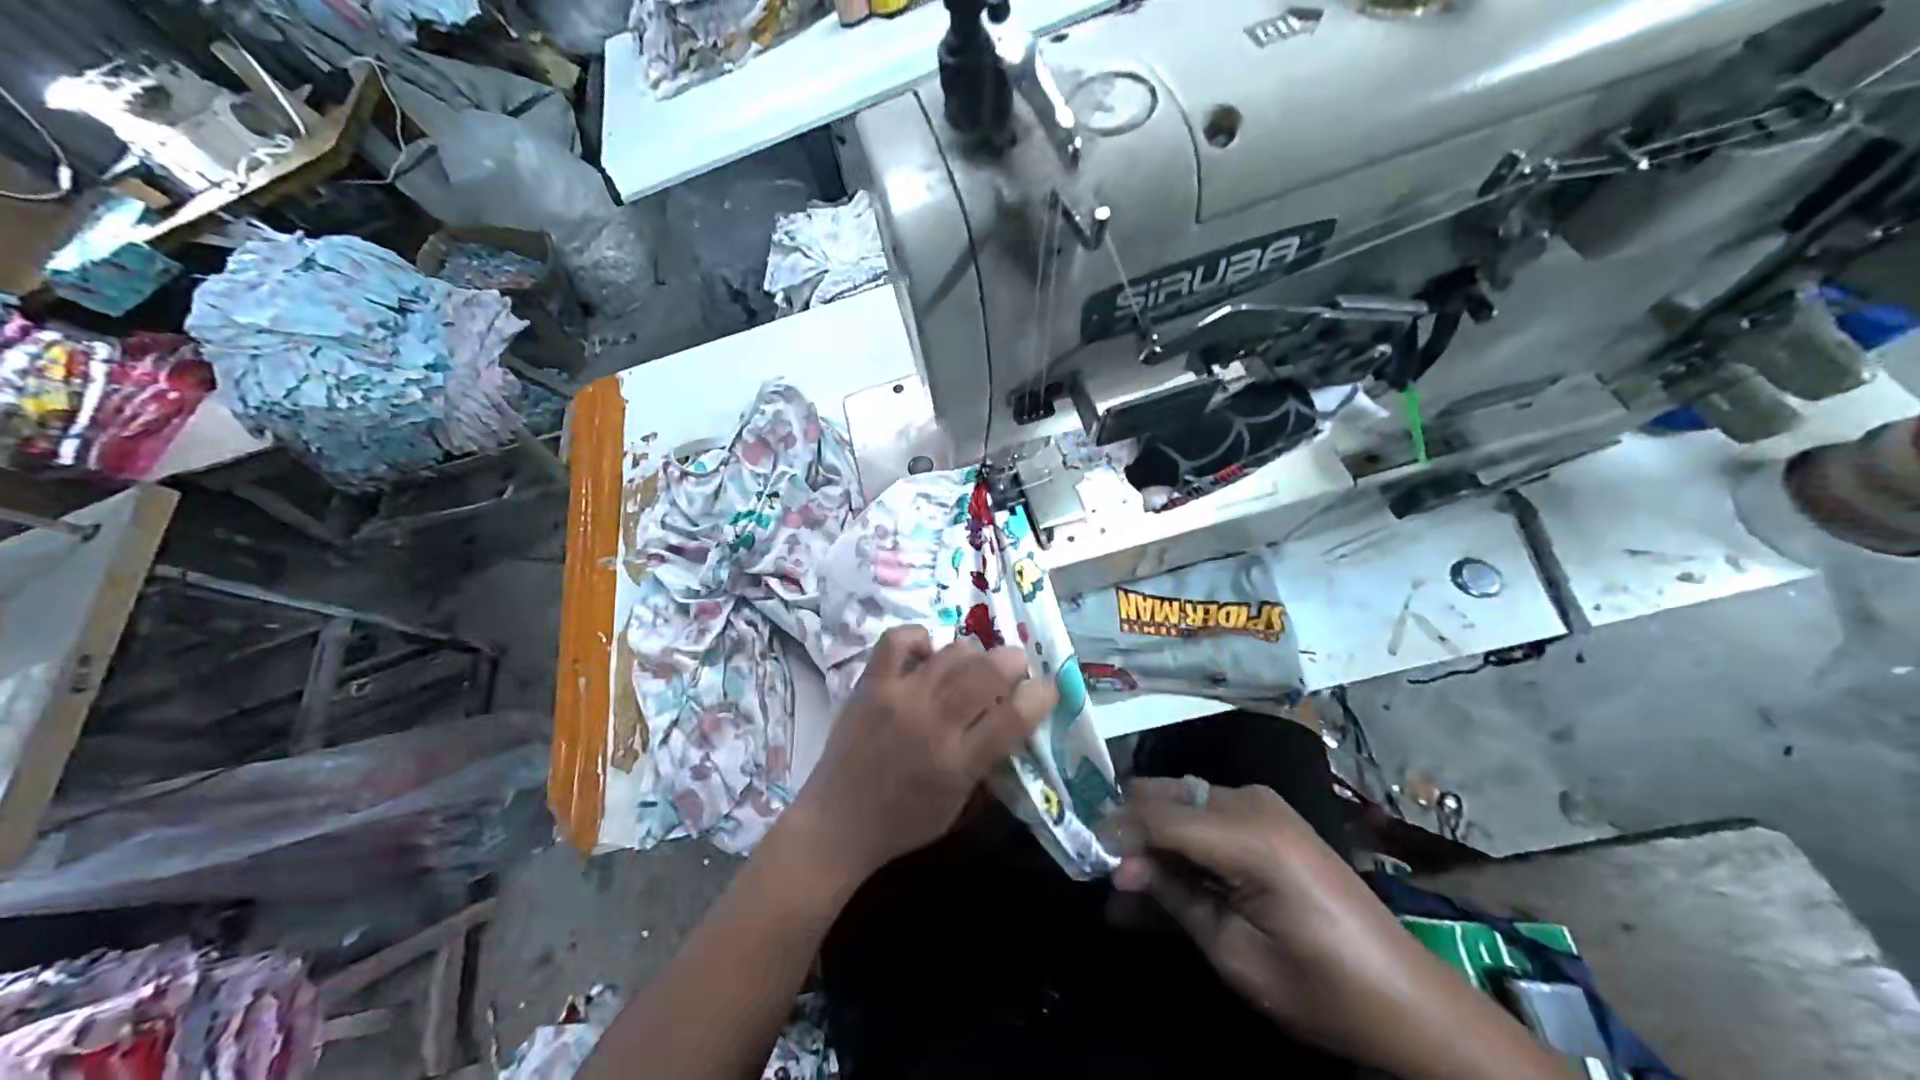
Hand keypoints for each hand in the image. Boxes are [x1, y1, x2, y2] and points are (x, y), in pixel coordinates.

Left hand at [789, 627, 1056, 881]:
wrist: (836, 823)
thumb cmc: (903, 822)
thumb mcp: (959, 804)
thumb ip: (989, 761)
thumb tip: (1016, 720)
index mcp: (959, 763)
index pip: (1014, 715)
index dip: (1040, 695)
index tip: (1046, 689)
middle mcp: (933, 723)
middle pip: (988, 671)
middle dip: (1013, 662)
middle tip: (1013, 668)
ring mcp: (899, 698)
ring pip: (953, 652)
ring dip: (974, 654)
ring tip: (972, 665)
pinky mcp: (870, 684)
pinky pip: (898, 640)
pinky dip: (920, 638)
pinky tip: (928, 653)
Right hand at [1112, 779, 1567, 1078]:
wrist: (1407, 998)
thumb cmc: (1321, 987)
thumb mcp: (1236, 953)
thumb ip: (1175, 897)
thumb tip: (1122, 869)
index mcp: (1249, 835)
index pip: (1156, 813)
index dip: (1115, 835)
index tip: (1085, 861)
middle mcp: (1253, 802)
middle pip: (1165, 795)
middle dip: (1130, 831)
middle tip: (1110, 879)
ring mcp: (1264, 805)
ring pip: (1180, 801)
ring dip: (1152, 838)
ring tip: (1132, 890)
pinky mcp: (1270, 818)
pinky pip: (1207, 815)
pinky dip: (1181, 841)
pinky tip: (1167, 879)